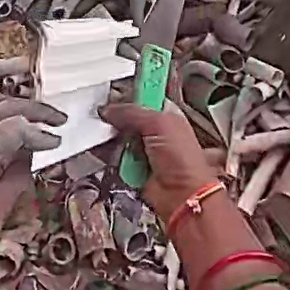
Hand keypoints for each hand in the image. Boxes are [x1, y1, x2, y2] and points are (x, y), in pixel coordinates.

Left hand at [0, 96, 64, 250]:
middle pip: (7, 106)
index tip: (56, 141)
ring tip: (38, 114)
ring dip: (17, 104)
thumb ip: (19, 174)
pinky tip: (11, 117)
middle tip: (58, 118)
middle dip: (36, 110)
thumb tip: (30, 152)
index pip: (18, 128)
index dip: (41, 134)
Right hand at [101, 98, 222, 221]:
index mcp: (166, 115)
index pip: (143, 98)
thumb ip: (132, 112)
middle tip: (106, 116)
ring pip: (118, 136)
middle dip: (115, 117)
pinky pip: (114, 155)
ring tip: (106, 135)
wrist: (182, 196)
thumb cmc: (183, 160)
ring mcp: (143, 150)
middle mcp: (154, 131)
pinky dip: (108, 154)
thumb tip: (110, 109)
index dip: (129, 95)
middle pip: (127, 117)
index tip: (113, 93)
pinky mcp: (133, 167)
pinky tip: (105, 150)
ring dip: (111, 137)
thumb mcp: (158, 124)